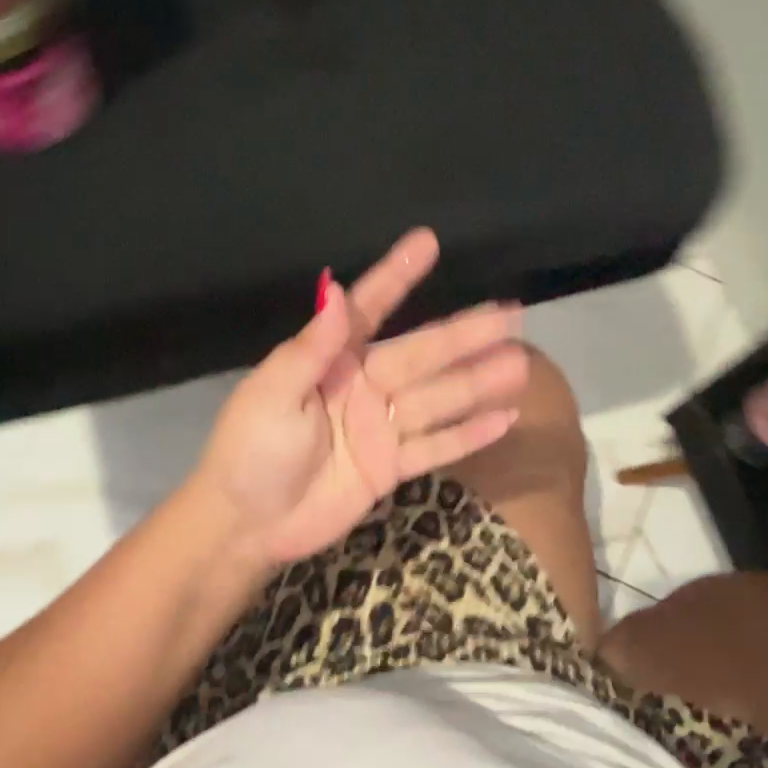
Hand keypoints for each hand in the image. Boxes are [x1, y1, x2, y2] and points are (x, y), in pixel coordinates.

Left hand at [196, 228, 530, 563]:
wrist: (246, 524)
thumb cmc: (250, 451)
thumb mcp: (271, 393)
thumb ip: (311, 348)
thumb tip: (337, 290)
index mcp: (331, 362)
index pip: (370, 310)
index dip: (397, 277)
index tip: (427, 243)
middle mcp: (363, 387)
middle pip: (422, 356)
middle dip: (465, 336)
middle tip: (511, 314)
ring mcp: (379, 428)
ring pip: (438, 399)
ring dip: (478, 382)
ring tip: (521, 364)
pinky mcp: (390, 467)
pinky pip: (436, 446)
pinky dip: (470, 434)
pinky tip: (505, 418)